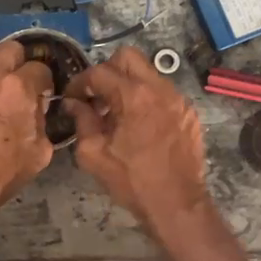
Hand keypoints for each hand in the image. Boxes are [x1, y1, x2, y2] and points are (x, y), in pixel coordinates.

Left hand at [0, 40, 55, 217]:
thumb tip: (38, 105)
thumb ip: (43, 120)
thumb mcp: (40, 151)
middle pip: (10, 49)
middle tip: (11, 85)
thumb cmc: (2, 173)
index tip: (37, 95)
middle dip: (16, 65)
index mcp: (18, 88)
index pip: (39, 68)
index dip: (41, 83)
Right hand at [63, 48, 212, 233]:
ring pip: (148, 73)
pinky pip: (163, 93)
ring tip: (118, 113)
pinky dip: (147, 100)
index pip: (99, 72)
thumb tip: (75, 104)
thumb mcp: (93, 153)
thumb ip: (82, 121)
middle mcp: (160, 89)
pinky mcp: (189, 112)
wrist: (177, 204)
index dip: (80, 83)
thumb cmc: (131, 180)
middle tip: (97, 96)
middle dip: (107, 71)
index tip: (72, 98)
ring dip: (128, 85)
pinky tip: (139, 126)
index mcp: (134, 97)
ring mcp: (178, 99)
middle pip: (128, 57)